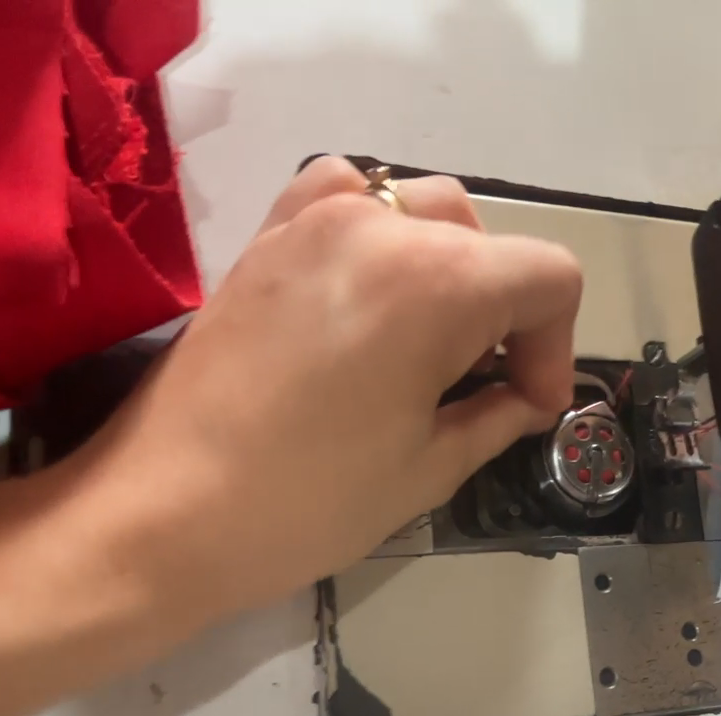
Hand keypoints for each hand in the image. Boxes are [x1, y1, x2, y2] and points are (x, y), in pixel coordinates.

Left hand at [50, 157, 583, 632]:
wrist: (164, 514)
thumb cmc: (308, 504)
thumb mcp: (428, 471)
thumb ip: (497, 418)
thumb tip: (526, 398)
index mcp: (437, 284)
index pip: (549, 276)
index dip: (556, 346)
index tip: (531, 404)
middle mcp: (379, 226)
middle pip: (490, 242)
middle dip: (509, 314)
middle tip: (486, 384)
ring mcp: (313, 220)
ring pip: (424, 209)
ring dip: (453, 270)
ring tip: (432, 340)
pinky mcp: (266, 236)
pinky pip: (347, 196)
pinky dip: (381, 233)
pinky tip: (370, 291)